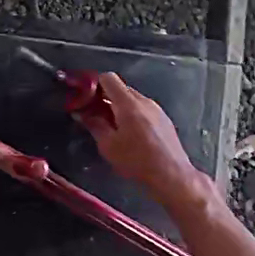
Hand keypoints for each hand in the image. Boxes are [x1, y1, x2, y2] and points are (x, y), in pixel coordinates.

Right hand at [81, 73, 205, 203]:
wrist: (172, 176)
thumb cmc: (136, 160)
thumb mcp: (107, 145)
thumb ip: (93, 124)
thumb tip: (81, 113)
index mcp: (128, 104)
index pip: (108, 79)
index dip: (94, 85)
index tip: (85, 99)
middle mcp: (144, 102)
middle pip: (120, 88)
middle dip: (104, 98)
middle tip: (93, 114)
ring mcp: (157, 110)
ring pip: (131, 99)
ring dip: (118, 107)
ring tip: (110, 126)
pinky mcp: (164, 120)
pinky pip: (142, 108)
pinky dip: (131, 114)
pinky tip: (128, 133)